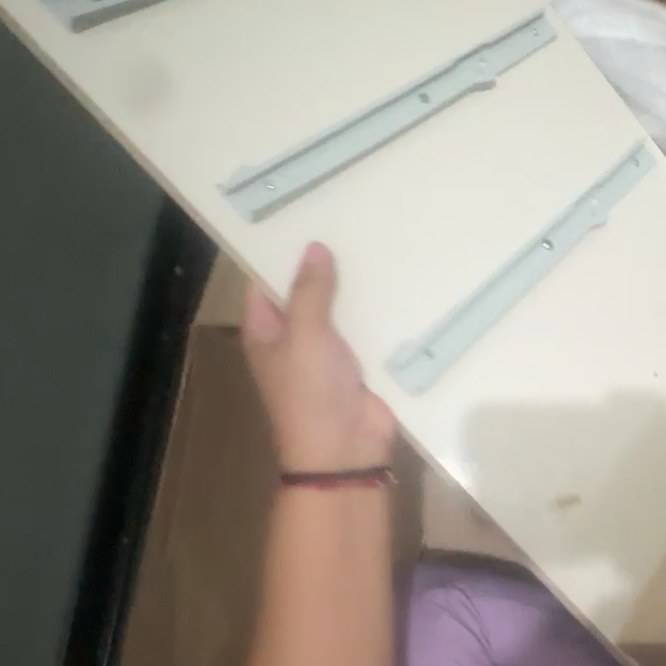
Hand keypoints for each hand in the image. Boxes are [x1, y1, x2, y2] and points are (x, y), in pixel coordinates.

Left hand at [241, 243, 395, 473]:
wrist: (346, 449)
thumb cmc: (310, 393)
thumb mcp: (304, 335)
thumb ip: (311, 291)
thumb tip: (316, 247)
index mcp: (266, 332)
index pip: (265, 282)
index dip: (277, 252)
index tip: (301, 217)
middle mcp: (296, 338)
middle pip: (308, 292)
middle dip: (326, 264)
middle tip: (350, 220)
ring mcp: (331, 352)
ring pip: (342, 309)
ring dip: (358, 287)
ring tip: (380, 241)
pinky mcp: (363, 363)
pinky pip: (370, 329)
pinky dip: (382, 311)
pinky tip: (401, 281)